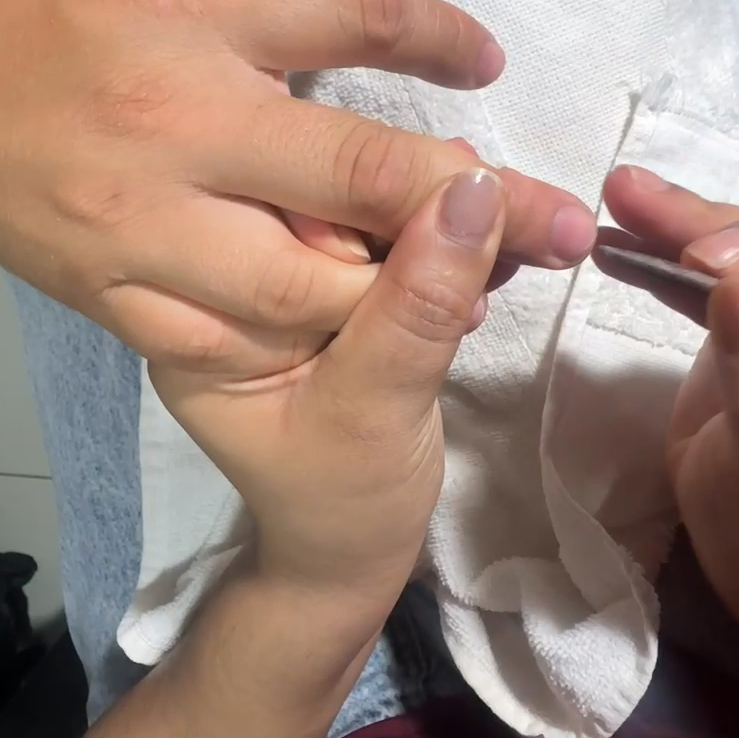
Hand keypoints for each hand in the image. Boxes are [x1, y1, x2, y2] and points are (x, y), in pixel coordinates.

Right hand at [0, 0, 592, 377]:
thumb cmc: (28, 14)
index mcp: (181, 9)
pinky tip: (353, 323)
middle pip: (359, 173)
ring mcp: (141, 226)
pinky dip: (308, 339)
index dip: (440, 39)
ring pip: (308, 286)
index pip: (352, 17)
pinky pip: (235, 340)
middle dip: (481, 207)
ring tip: (469, 283)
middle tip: (563, 226)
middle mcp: (171, 122)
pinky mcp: (115, 298)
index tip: (484, 61)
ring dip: (401, 291)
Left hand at [150, 170, 503, 591]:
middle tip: (533, 210)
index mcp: (204, 314)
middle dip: (440, 197)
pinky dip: (452, 240)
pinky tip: (499, 240)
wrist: (351, 547)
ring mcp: (282, 282)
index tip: (488, 194)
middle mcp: (231, 282)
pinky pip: (390, 243)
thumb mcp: (378, 410)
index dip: (390, 193)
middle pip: (336, 204)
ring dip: (460, 216)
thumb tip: (474, 190)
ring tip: (534, 222)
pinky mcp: (328, 289)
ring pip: (372, 216)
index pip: (290, 218)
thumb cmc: (347, 502)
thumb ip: (419, 308)